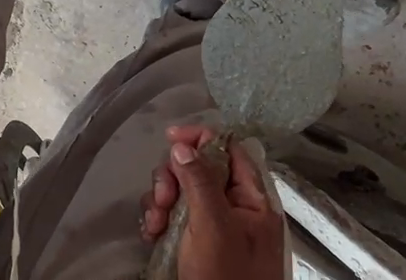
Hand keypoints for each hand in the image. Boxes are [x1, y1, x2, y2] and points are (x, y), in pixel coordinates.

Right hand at [140, 125, 283, 279]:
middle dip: (172, 177)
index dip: (202, 139)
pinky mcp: (195, 240)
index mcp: (253, 202)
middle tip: (163, 198)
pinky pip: (172, 212)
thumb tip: (182, 144)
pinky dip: (158, 217)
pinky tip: (152, 233)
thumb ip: (200, 182)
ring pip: (180, 189)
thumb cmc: (226, 278)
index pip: (231, 151)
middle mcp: (235, 208)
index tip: (171, 139)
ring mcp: (214, 225)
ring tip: (155, 223)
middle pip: (198, 168)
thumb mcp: (213, 228)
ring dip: (160, 200)